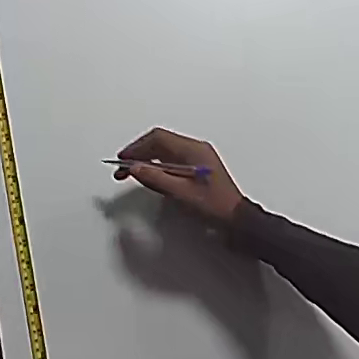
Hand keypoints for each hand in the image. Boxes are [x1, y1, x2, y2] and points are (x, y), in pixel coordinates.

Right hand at [113, 128, 244, 222]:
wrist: (235, 219)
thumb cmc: (214, 206)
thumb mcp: (179, 193)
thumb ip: (155, 178)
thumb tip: (134, 168)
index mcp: (192, 150)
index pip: (158, 138)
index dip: (137, 147)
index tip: (123, 159)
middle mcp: (196, 150)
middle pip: (160, 142)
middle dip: (139, 153)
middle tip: (123, 167)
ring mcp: (198, 158)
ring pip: (165, 151)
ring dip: (147, 160)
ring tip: (132, 173)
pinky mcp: (197, 167)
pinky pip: (172, 159)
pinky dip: (157, 165)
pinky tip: (150, 176)